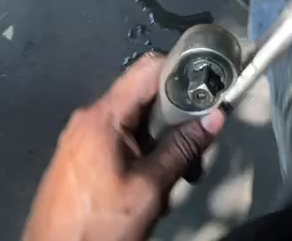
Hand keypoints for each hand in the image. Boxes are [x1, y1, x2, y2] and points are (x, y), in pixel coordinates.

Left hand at [20, 53, 224, 240]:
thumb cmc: (96, 229)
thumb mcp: (148, 190)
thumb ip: (182, 149)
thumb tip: (215, 117)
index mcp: (103, 116)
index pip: (149, 67)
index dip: (181, 70)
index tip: (205, 88)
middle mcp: (88, 117)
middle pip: (141, 94)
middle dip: (173, 115)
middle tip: (195, 142)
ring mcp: (79, 137)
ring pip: (131, 119)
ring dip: (158, 137)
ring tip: (176, 171)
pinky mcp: (77, 156)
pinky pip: (115, 137)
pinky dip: (139, 149)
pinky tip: (150, 180)